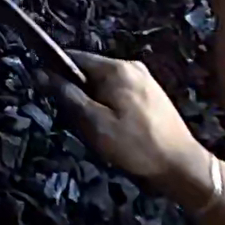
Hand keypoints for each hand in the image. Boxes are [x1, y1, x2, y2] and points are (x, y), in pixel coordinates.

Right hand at [45, 52, 218, 207]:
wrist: (182, 167)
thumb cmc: (135, 145)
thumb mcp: (95, 123)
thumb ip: (68, 95)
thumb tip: (41, 74)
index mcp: (116, 68)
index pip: (73, 57)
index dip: (57, 73)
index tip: (51, 95)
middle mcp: (131, 66)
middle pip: (89, 72)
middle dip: (79, 93)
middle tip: (81, 122)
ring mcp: (144, 79)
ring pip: (103, 84)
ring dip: (95, 103)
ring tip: (100, 129)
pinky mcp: (152, 93)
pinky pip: (119, 93)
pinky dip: (111, 106)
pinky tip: (117, 129)